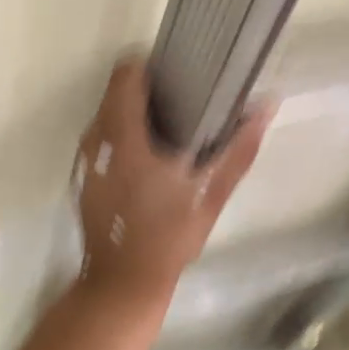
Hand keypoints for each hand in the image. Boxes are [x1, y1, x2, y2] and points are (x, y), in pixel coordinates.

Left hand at [73, 58, 272, 303]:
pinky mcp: (82, 179)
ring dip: (133, 115)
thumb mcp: (210, 197)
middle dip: (146, 92)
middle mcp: (96, 144)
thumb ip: (237, 151)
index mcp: (123, 141)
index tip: (180, 75)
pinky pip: (100, 141)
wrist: (123, 283)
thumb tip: (266, 107)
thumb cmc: (168, 239)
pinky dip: (121, 138)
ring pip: (105, 117)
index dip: (151, 67)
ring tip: (170, 131)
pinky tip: (149, 161)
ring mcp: (84, 162)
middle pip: (114, 94)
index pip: (126, 76)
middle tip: (184, 103)